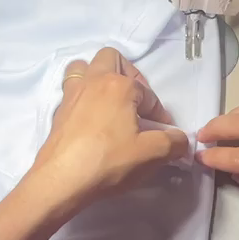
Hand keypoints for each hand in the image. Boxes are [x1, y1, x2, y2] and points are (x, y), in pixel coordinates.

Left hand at [21, 48, 189, 216]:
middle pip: (111, 59)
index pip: (148, 93)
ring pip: (84, 68)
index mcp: (118, 85)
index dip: (159, 113)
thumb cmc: (108, 160)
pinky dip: (84, 97)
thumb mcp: (151, 154)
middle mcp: (93, 81)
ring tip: (110, 102)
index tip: (163, 133)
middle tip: (135, 102)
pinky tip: (93, 120)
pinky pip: (72, 91)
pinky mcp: (58, 112)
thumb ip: (173, 142)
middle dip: (128, 75)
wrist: (61, 180)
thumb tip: (180, 139)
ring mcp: (71, 94)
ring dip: (98, 78)